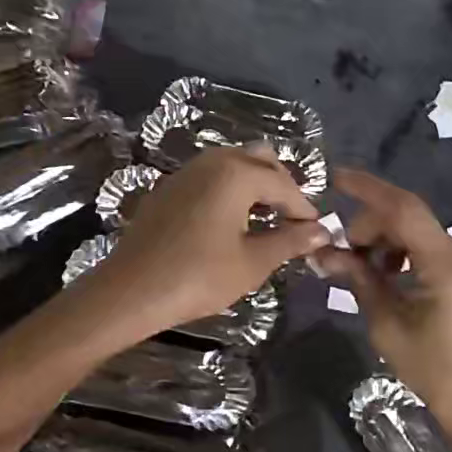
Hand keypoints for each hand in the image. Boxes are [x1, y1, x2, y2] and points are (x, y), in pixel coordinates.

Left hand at [91, 144, 328, 334]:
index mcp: (237, 173)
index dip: (304, 208)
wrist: (130, 292)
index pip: (284, 184)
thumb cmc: (198, 276)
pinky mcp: (169, 188)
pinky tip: (232, 222)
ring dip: (256, 185)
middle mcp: (213, 161)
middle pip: (260, 160)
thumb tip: (322, 231)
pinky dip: (230, 190)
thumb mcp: (253, 262)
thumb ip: (291, 241)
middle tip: (293, 219)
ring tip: (267, 219)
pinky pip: (211, 177)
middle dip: (282, 185)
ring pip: (233, 164)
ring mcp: (187, 172)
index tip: (317, 231)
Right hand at [316, 169, 451, 447]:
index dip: (367, 189)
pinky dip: (398, 251)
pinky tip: (382, 275)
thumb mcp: (385, 322)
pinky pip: (423, 246)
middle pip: (406, 216)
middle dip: (368, 224)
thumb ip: (357, 279)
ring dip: (382, 238)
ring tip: (359, 267)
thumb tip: (323, 252)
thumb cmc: (430, 367)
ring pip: (413, 229)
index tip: (336, 176)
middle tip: (341, 251)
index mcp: (443, 260)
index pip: (402, 208)